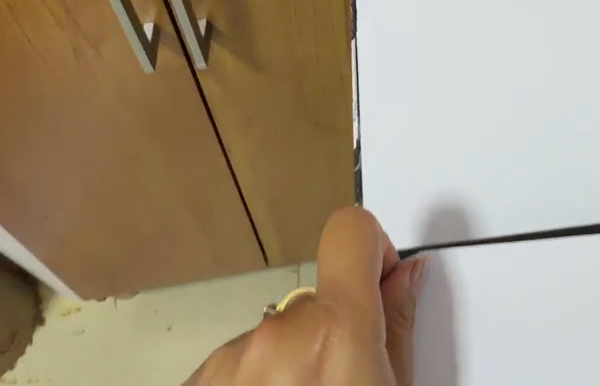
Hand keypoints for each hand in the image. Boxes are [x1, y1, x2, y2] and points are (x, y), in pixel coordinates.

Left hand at [185, 207, 426, 385]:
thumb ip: (398, 329)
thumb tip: (404, 277)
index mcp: (334, 331)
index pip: (350, 228)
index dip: (372, 249)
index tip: (380, 283)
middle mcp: (274, 338)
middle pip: (316, 298)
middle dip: (333, 332)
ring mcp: (226, 366)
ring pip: (275, 338)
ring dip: (290, 367)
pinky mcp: (195, 384)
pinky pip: (236, 367)